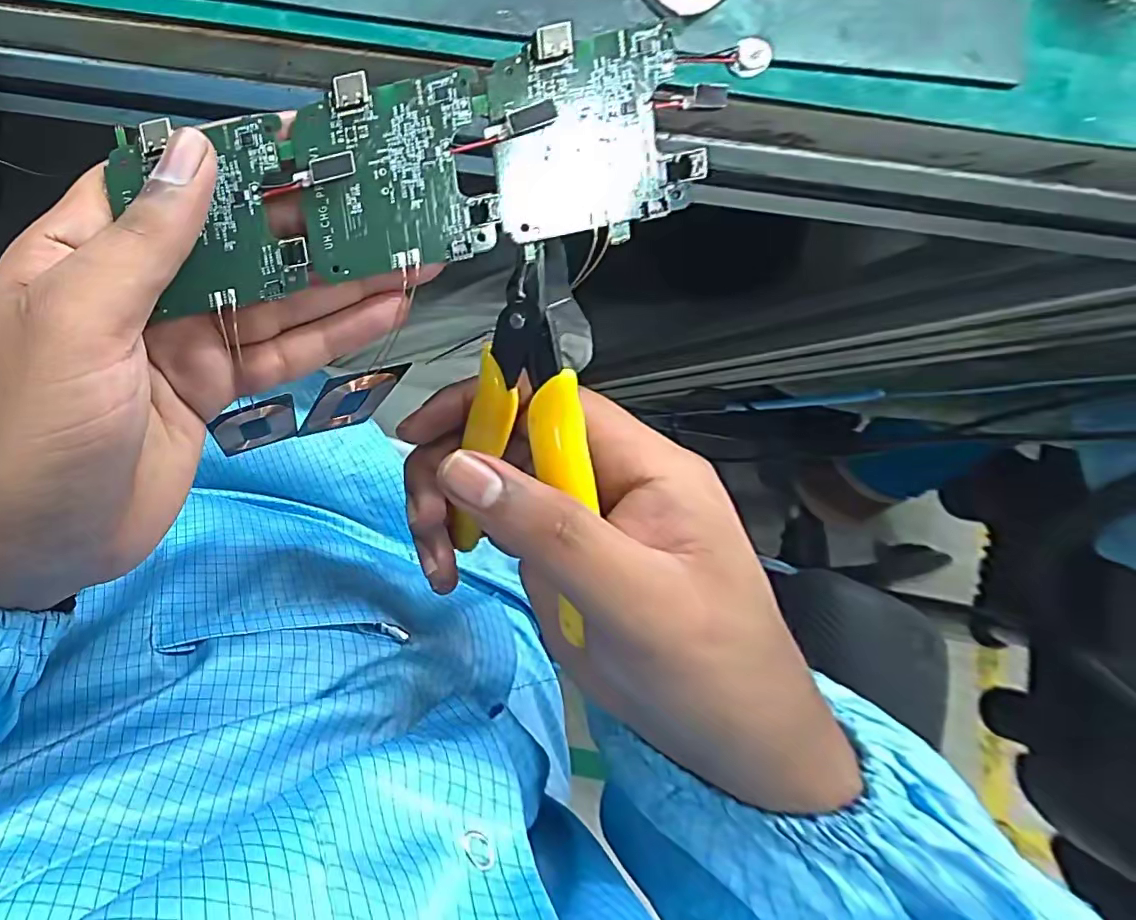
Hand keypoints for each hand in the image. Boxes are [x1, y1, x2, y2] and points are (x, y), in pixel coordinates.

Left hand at [0, 127, 435, 610]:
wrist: (41, 544)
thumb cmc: (39, 427)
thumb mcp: (78, 321)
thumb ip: (141, 239)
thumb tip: (193, 150)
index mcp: (84, 253)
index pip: (159, 182)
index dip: (226, 157)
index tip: (299, 136)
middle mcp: (135, 288)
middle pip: (228, 237)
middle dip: (300, 218)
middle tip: (381, 193)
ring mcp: (177, 338)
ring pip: (264, 295)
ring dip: (332, 275)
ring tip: (405, 250)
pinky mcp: (208, 386)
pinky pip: (273, 351)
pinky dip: (325, 333)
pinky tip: (380, 310)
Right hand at [400, 384, 862, 813]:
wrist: (727, 745)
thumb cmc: (706, 668)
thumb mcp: (632, 597)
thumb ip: (549, 527)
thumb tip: (458, 465)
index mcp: (639, 465)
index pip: (547, 400)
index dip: (481, 402)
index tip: (420, 432)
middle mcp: (597, 475)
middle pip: (499, 435)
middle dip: (447, 469)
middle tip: (426, 521)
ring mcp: (567, 511)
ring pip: (479, 475)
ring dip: (440, 506)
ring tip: (436, 559)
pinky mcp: (544, 544)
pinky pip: (480, 517)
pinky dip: (449, 535)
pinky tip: (447, 570)